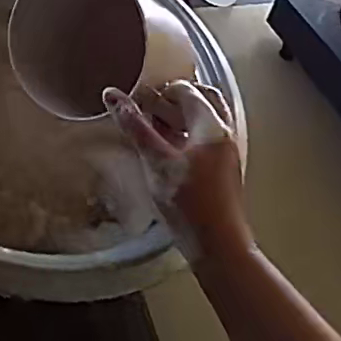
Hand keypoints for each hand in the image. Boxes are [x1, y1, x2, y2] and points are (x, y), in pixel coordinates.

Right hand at [104, 80, 248, 263]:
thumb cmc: (191, 205)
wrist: (222, 251)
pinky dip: (190, 132)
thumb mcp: (155, 162)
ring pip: (207, 118)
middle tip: (151, 107)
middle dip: (175, 99)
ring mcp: (227, 151)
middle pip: (202, 98)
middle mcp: (224, 132)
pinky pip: (208, 137)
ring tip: (158, 127)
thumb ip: (135, 127)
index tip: (141, 101)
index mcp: (211, 123)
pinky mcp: (225, 169)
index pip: (186, 89)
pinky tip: (170, 150)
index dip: (161, 91)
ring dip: (183, 116)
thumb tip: (113, 95)